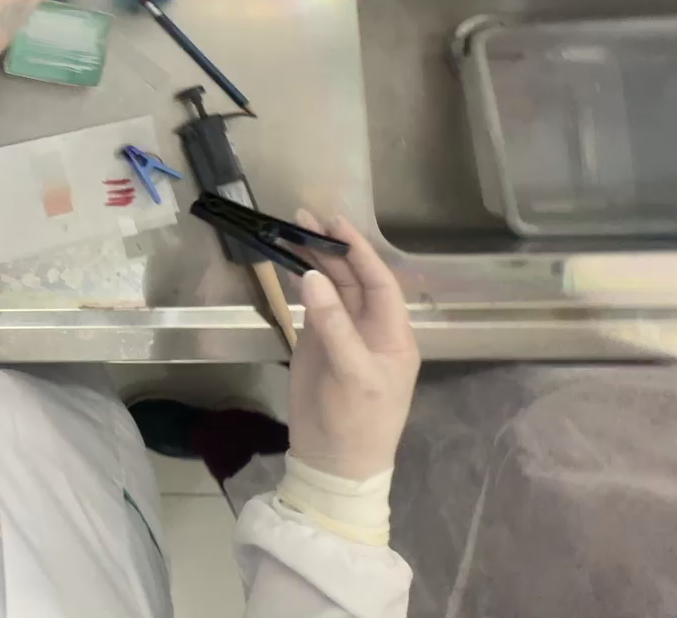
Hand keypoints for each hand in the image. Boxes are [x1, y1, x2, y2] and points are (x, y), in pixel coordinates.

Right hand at [285, 214, 418, 480]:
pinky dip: (298, 279)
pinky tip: (284, 261)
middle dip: (330, 247)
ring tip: (289, 229)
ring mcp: (341, 333)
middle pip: (351, 277)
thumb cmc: (356, 420)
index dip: (359, 251)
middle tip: (302, 216)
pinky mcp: (316, 341)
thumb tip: (312, 275)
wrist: (332, 458)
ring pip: (329, 286)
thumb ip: (333, 323)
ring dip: (311, 257)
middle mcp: (369, 328)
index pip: (378, 282)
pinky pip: (310, 302)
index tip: (335, 223)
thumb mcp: (351, 373)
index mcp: (391, 335)